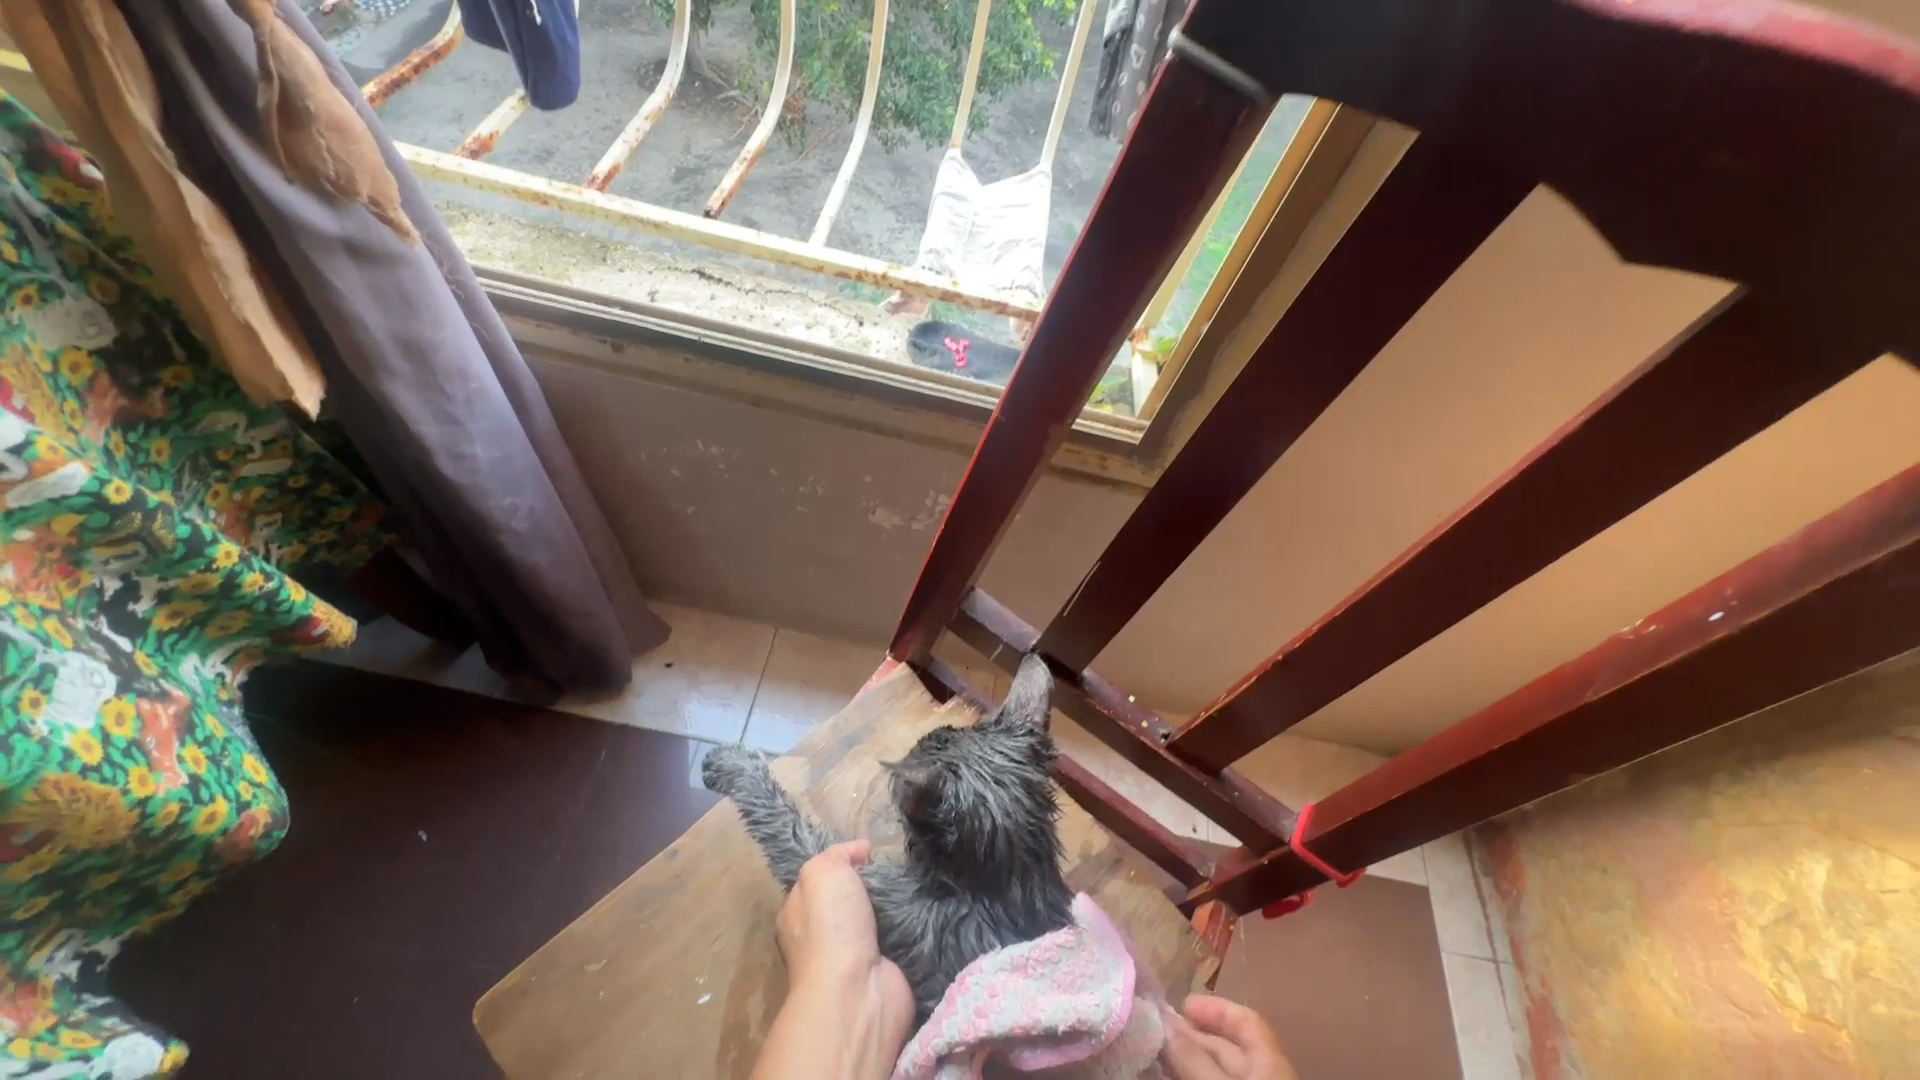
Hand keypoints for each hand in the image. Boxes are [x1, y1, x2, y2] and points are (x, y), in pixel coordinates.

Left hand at [754, 841, 913, 1079]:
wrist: (856, 990)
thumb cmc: (830, 926)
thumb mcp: (822, 872)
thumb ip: (837, 854)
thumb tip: (860, 850)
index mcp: (796, 915)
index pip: (817, 883)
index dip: (840, 865)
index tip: (869, 854)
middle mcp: (819, 939)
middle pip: (849, 902)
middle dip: (871, 886)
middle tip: (896, 870)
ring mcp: (851, 959)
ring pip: (876, 921)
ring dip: (894, 907)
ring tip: (915, 886)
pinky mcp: (881, 973)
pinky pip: (898, 941)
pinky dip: (910, 928)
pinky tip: (924, 912)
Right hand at [1160, 995, 1297, 1079]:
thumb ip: (1194, 1056)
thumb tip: (1165, 1022)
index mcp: (1271, 1061)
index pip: (1246, 1020)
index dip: (1215, 1007)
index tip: (1183, 1005)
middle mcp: (1265, 1074)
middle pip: (1230, 1046)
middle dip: (1194, 1035)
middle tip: (1160, 1031)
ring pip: (1219, 1070)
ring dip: (1190, 1059)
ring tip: (1160, 1052)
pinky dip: (1195, 1076)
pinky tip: (1171, 1073)